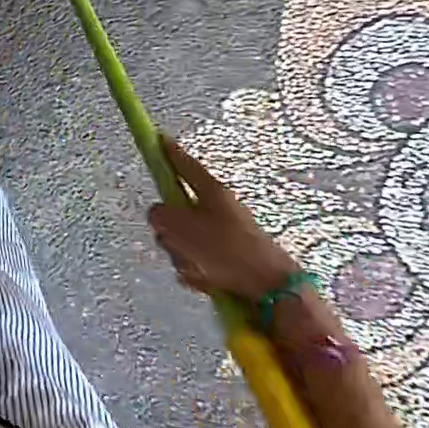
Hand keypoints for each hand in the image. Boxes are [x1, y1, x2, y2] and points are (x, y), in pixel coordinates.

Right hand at [148, 137, 300, 300]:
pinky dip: (196, 271)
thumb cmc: (227, 251)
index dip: (169, 152)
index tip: (157, 137)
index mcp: (212, 192)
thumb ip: (161, 215)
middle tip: (174, 241)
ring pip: (183, 238)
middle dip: (170, 229)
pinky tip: (205, 282)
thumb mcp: (183, 228)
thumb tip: (157, 213)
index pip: (185, 164)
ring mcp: (223, 234)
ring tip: (196, 269)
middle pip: (177, 209)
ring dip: (182, 255)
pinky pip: (197, 260)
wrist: (271, 290)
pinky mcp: (226, 259)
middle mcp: (218, 209)